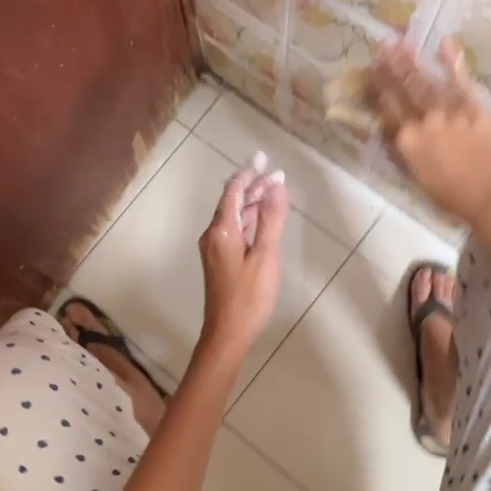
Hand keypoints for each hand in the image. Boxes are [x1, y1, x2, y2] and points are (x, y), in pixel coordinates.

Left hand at [198, 151, 288, 354]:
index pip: (233, 191)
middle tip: (276, 173)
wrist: (227, 333)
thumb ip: (271, 220)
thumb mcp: (265, 257)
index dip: (249, 172)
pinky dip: (250, 219)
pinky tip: (263, 218)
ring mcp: (215, 248)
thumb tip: (276, 185)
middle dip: (254, 185)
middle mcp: (213, 235)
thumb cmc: (248, 296)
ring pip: (234, 216)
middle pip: (233, 201)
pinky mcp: (220, 260)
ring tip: (275, 190)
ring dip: (253, 202)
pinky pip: (234, 229)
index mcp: (222, 231)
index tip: (264, 158)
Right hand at [368, 37, 490, 237]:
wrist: (489, 199)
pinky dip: (453, 61)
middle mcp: (424, 120)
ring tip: (400, 43)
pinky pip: (461, 81)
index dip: (375, 89)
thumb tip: (384, 127)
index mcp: (406, 140)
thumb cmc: (447, 196)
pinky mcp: (474, 109)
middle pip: (402, 89)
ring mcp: (450, 112)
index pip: (385, 107)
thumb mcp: (412, 176)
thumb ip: (398, 149)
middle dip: (390, 67)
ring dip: (411, 60)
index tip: (367, 73)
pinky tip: (444, 43)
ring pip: (426, 81)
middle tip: (381, 47)